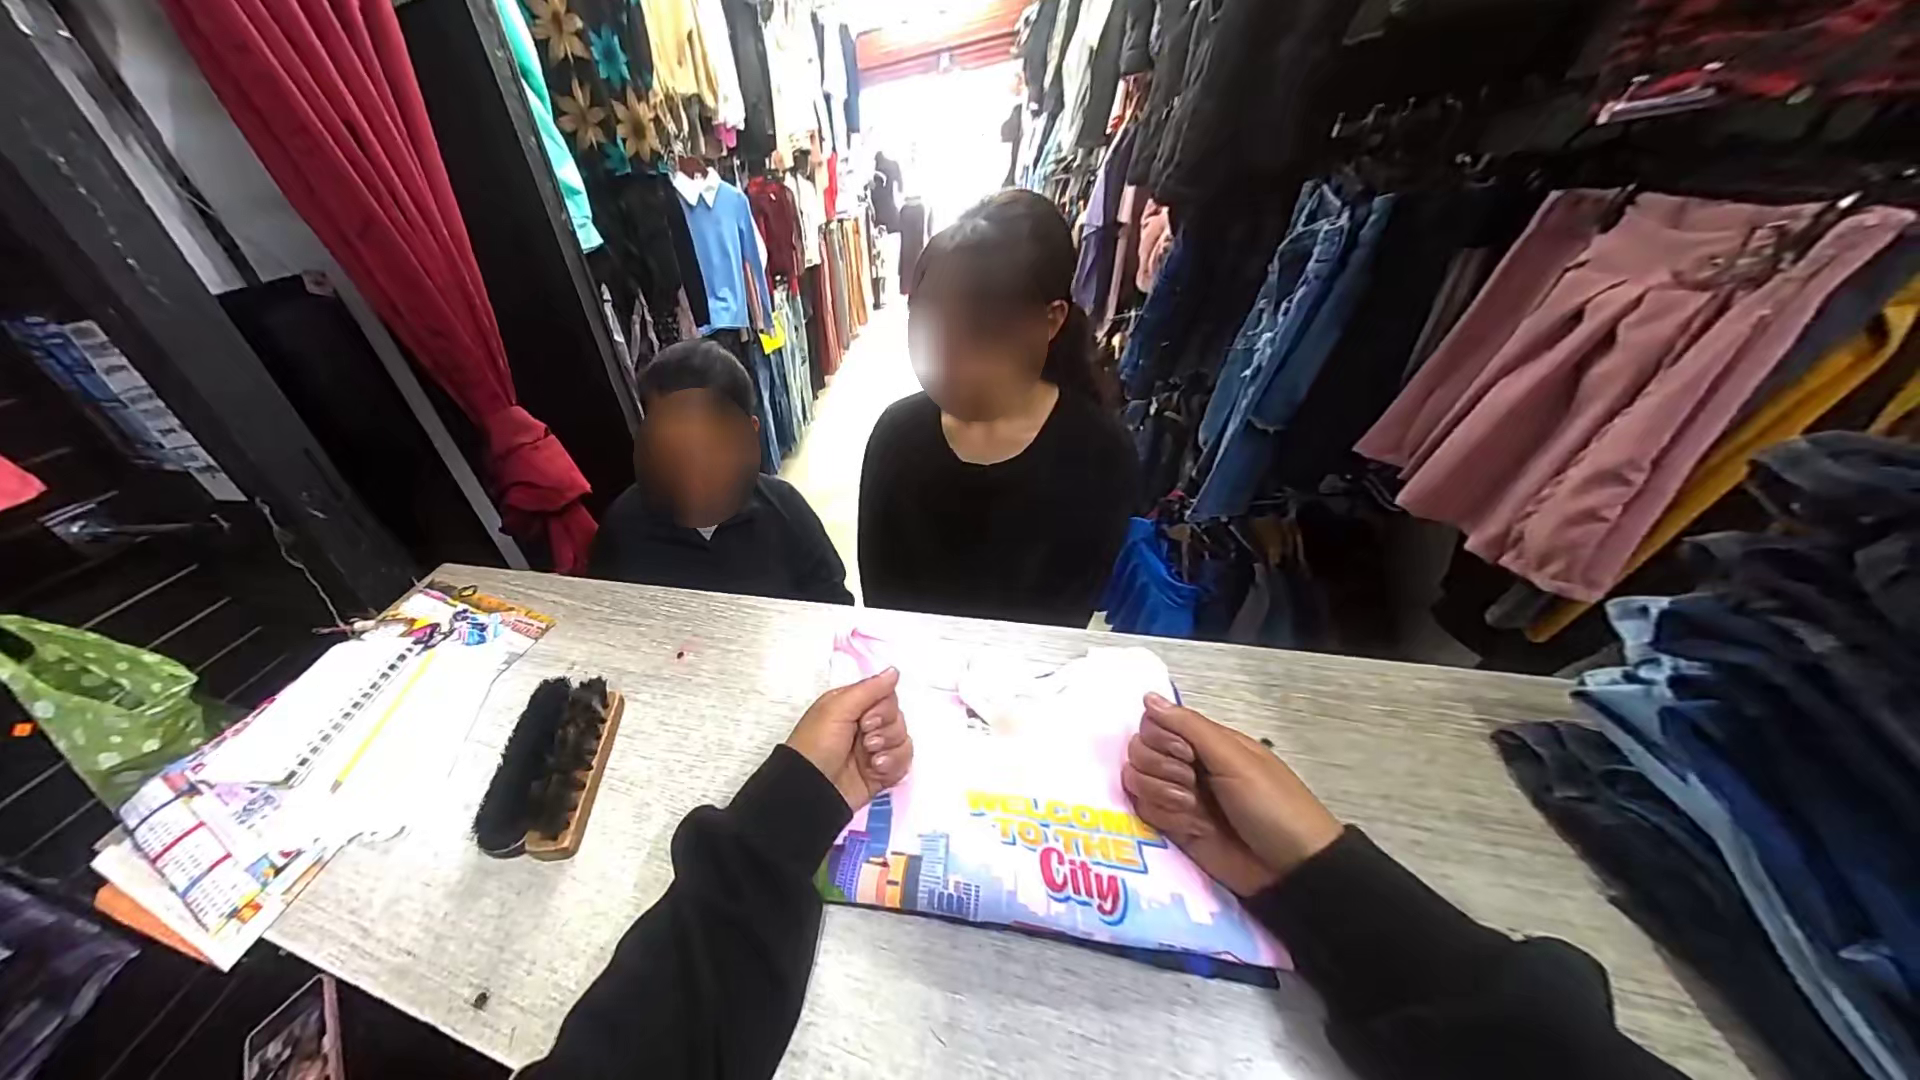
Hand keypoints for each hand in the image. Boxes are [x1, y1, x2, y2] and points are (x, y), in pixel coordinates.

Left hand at [786, 669, 911, 810]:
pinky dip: (894, 764)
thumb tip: (894, 671)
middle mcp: (866, 725)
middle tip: (866, 741)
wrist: (809, 791)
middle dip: (886, 729)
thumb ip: (869, 689)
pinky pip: (904, 761)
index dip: (883, 707)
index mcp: (853, 706)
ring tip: (871, 759)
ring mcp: (875, 749)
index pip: (887, 696)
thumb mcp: (837, 709)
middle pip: (898, 717)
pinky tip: (877, 770)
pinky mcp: (882, 772)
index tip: (866, 719)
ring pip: (903, 738)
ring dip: (889, 748)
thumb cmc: (817, 744)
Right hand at [1122, 693, 1342, 896]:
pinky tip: (1190, 825)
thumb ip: (1189, 726)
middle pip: (1139, 749)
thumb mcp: (1235, 758)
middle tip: (1192, 781)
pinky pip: (1144, 809)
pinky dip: (1163, 815)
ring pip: (1136, 778)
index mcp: (1202, 741)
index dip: (1160, 736)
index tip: (1186, 753)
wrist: (1292, 870)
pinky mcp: (1173, 825)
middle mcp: (1184, 763)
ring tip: (1192, 807)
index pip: (1153, 723)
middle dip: (1160, 766)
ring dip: (1161, 791)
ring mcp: (1177, 794)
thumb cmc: (1272, 805)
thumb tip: (1148, 697)